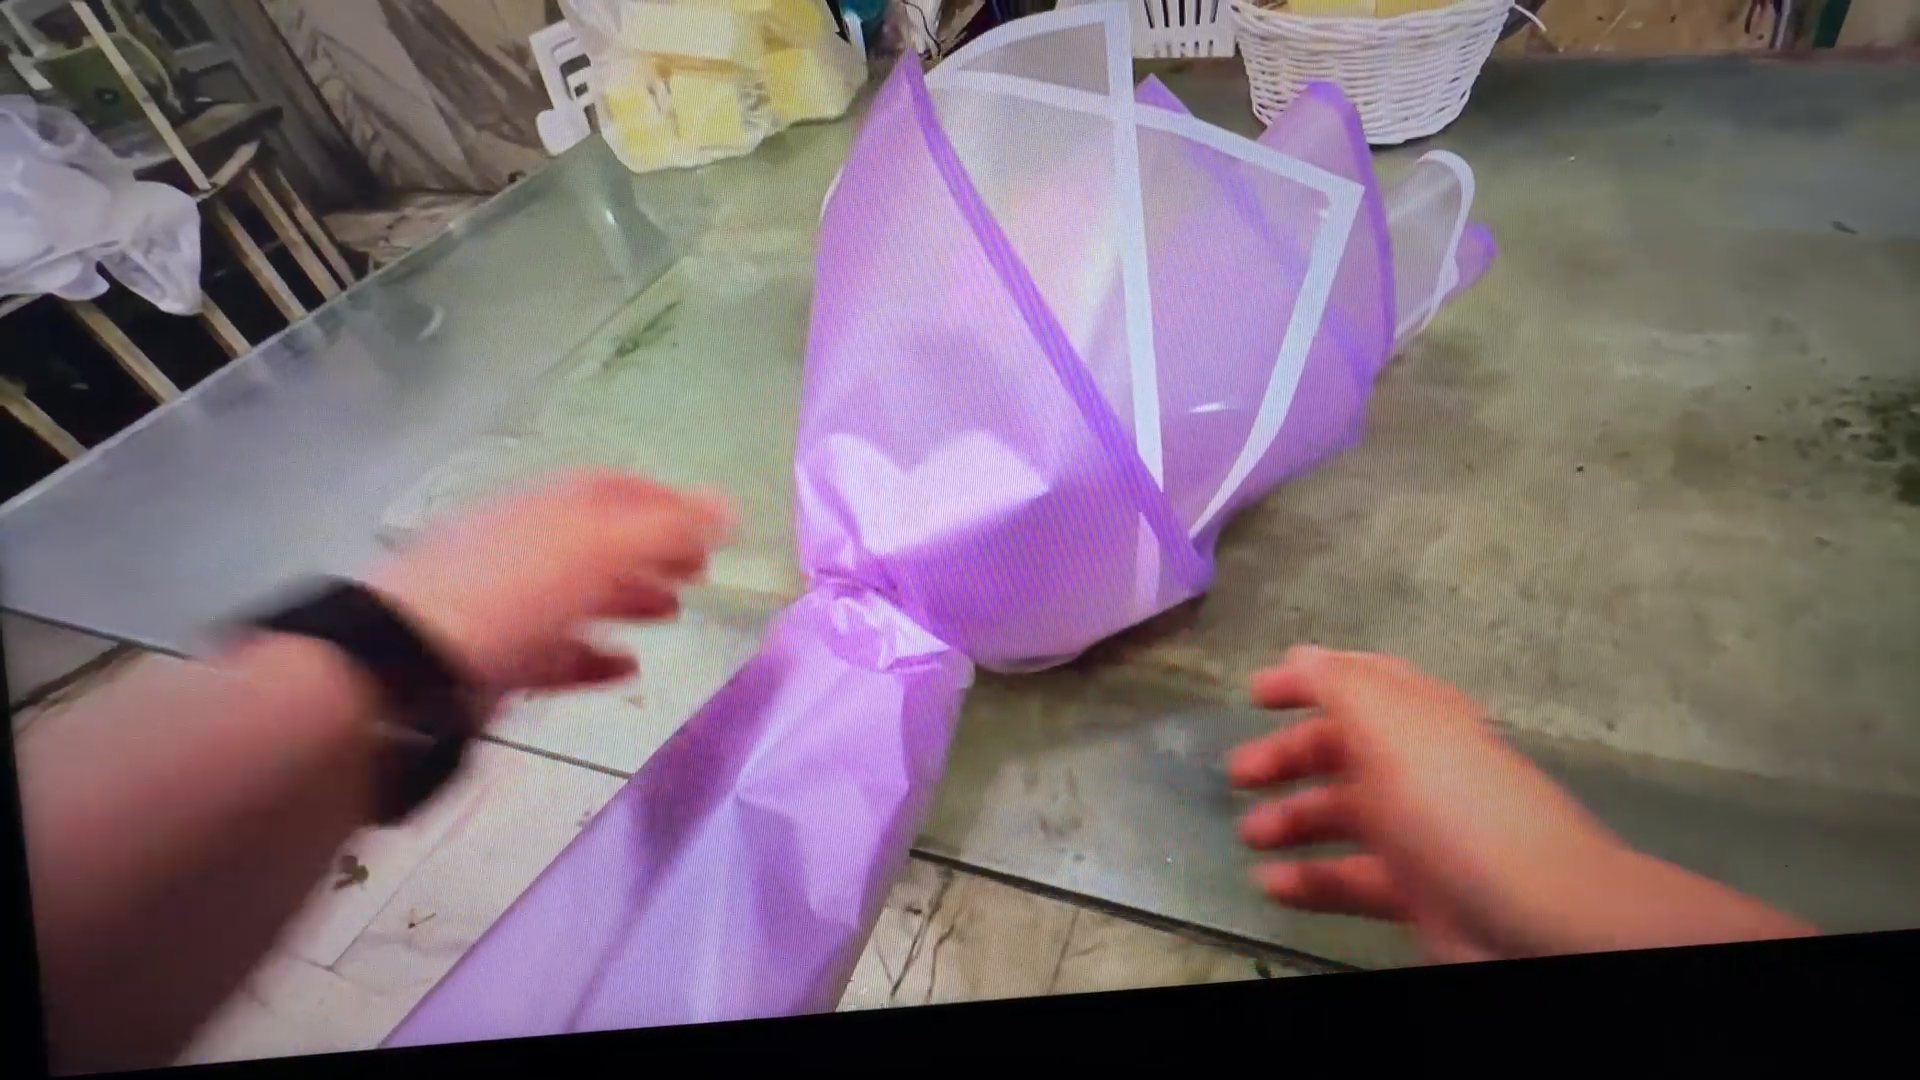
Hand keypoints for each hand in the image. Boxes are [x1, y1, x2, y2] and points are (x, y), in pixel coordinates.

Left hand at [367, 469, 733, 707]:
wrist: (403, 665)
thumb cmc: (514, 590)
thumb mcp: (598, 549)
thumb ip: (667, 529)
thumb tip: (730, 505)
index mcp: (551, 510)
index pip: (616, 490)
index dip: (665, 501)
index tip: (707, 523)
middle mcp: (529, 546)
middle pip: (603, 542)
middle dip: (656, 555)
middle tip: (701, 574)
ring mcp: (508, 601)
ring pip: (582, 595)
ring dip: (632, 601)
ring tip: (672, 615)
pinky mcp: (494, 654)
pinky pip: (557, 649)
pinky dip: (595, 656)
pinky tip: (625, 668)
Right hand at [1229, 646, 1815, 961]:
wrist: (1539, 916)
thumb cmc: (1451, 803)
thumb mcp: (1390, 724)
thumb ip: (1341, 682)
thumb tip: (1302, 653)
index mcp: (1413, 718)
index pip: (1355, 682)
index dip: (1304, 681)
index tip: (1253, 693)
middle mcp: (1413, 766)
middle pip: (1336, 750)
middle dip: (1283, 757)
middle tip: (1237, 774)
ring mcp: (1416, 830)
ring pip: (1336, 814)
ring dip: (1287, 819)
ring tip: (1248, 834)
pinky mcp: (1415, 887)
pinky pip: (1348, 876)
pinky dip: (1308, 878)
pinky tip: (1272, 883)